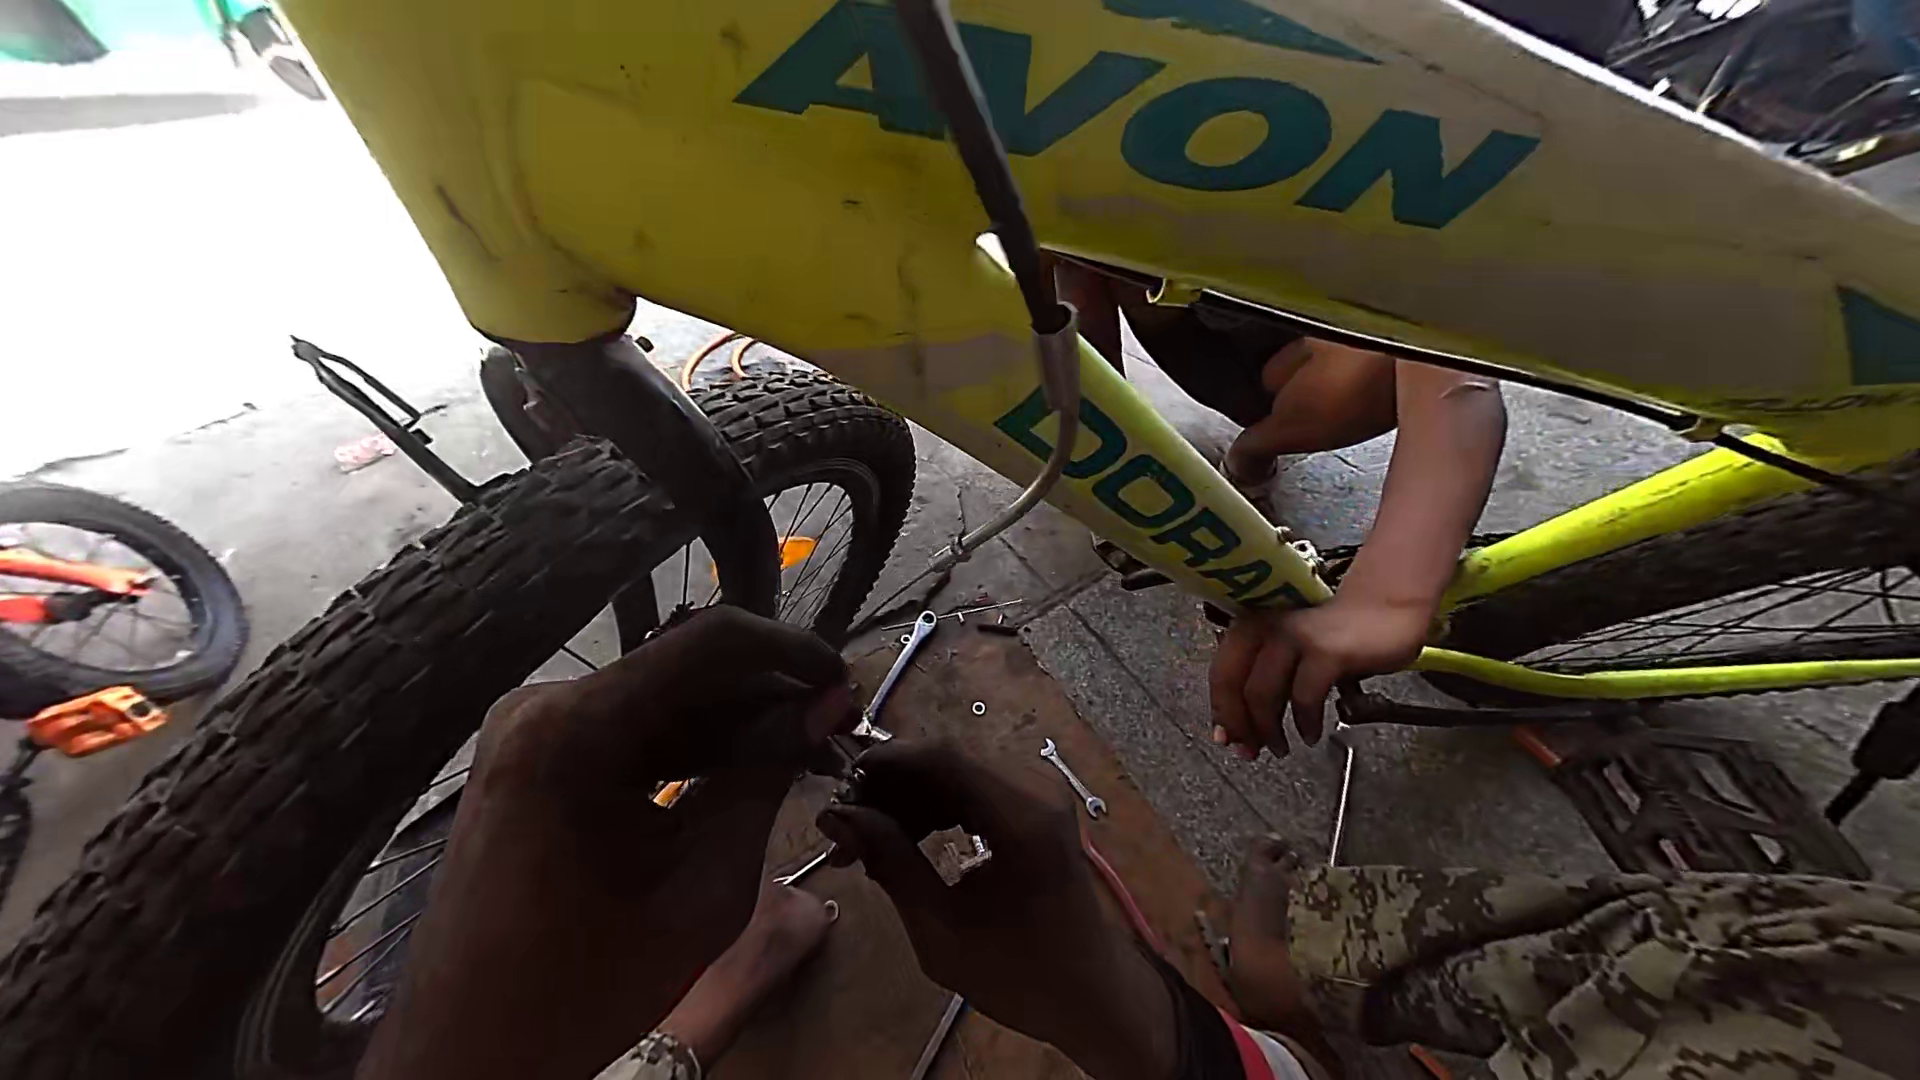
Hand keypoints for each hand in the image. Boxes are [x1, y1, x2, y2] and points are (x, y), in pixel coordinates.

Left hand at [359, 608, 854, 1079]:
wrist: (463, 1058)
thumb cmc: (581, 991)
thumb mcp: (706, 884)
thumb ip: (769, 776)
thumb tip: (828, 705)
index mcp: (574, 729)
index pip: (711, 642)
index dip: (791, 650)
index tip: (841, 681)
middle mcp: (550, 703)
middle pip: (694, 669)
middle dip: (774, 693)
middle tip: (835, 724)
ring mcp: (543, 722)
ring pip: (676, 695)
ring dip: (745, 720)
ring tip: (808, 747)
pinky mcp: (548, 746)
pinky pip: (647, 724)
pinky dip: (705, 742)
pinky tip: (754, 762)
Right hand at [816, 741, 1176, 1079]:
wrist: (1091, 989)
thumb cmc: (1021, 973)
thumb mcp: (943, 932)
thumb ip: (892, 864)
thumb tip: (839, 817)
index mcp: (1023, 815)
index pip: (944, 757)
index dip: (887, 762)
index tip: (840, 785)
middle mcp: (1035, 784)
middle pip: (948, 758)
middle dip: (892, 784)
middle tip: (846, 823)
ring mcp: (1038, 786)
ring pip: (955, 768)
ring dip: (909, 796)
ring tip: (867, 839)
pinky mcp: (1033, 796)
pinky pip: (972, 782)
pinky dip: (935, 803)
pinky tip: (905, 836)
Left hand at [1209, 595, 1428, 758]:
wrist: (1385, 611)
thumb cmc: (1329, 638)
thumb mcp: (1285, 653)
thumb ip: (1260, 679)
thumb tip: (1238, 727)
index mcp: (1246, 628)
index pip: (1220, 674)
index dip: (1221, 711)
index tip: (1225, 740)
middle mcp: (1262, 627)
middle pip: (1233, 684)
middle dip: (1238, 724)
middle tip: (1249, 751)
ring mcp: (1292, 637)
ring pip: (1262, 692)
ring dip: (1268, 729)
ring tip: (1280, 749)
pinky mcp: (1325, 651)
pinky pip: (1304, 696)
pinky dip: (1305, 722)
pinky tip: (1310, 735)